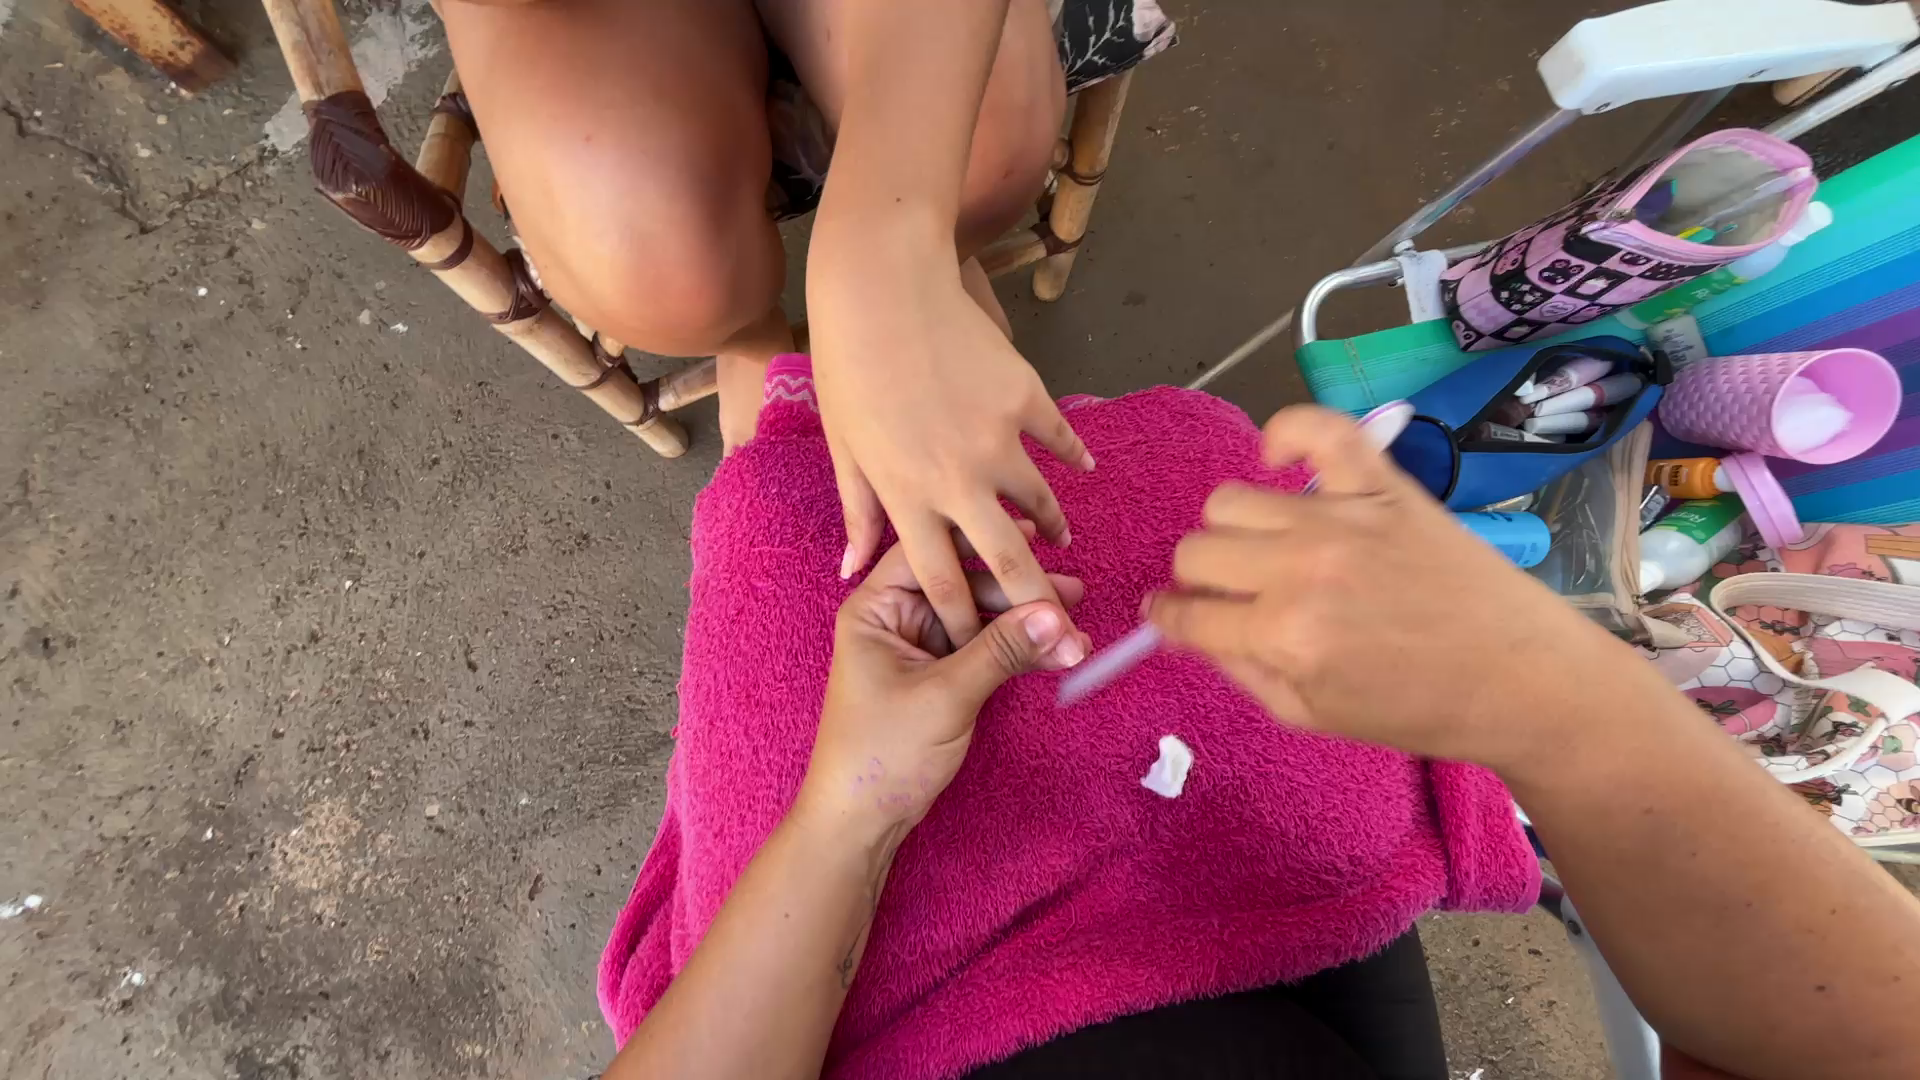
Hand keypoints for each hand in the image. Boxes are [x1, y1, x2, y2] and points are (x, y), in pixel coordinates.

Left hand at [800, 525, 1089, 834]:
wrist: (862, 821)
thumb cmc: (883, 752)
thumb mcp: (945, 696)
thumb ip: (1001, 652)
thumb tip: (1058, 617)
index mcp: (876, 608)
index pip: (930, 556)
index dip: (978, 541)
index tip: (1029, 534)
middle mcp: (897, 618)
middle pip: (963, 587)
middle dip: (1017, 594)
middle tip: (1072, 593)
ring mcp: (919, 647)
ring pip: (979, 619)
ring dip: (1024, 624)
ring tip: (1074, 624)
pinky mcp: (939, 674)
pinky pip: (983, 650)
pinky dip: (1015, 651)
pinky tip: (1054, 650)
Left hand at [808, 233, 1094, 648]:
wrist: (882, 286)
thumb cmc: (848, 368)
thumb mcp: (843, 447)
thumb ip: (857, 512)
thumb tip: (849, 567)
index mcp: (907, 496)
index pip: (942, 581)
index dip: (966, 622)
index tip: (984, 645)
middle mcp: (959, 480)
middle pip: (1006, 559)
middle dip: (1035, 602)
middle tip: (1061, 626)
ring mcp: (999, 439)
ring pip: (1039, 501)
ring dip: (1053, 526)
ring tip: (1062, 539)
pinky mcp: (1026, 398)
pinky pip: (1060, 438)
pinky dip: (1073, 456)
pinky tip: (1082, 468)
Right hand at [1145, 405, 1643, 769]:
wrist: (1524, 681)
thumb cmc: (1412, 710)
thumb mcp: (1306, 716)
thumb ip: (1234, 667)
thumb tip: (1185, 624)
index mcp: (1283, 637)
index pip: (1183, 612)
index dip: (1164, 616)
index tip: (1167, 614)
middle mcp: (1301, 570)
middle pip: (1196, 550)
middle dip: (1197, 580)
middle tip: (1230, 593)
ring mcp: (1341, 520)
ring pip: (1229, 499)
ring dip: (1231, 530)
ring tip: (1264, 547)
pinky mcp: (1383, 487)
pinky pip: (1319, 431)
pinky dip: (1287, 435)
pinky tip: (1279, 461)